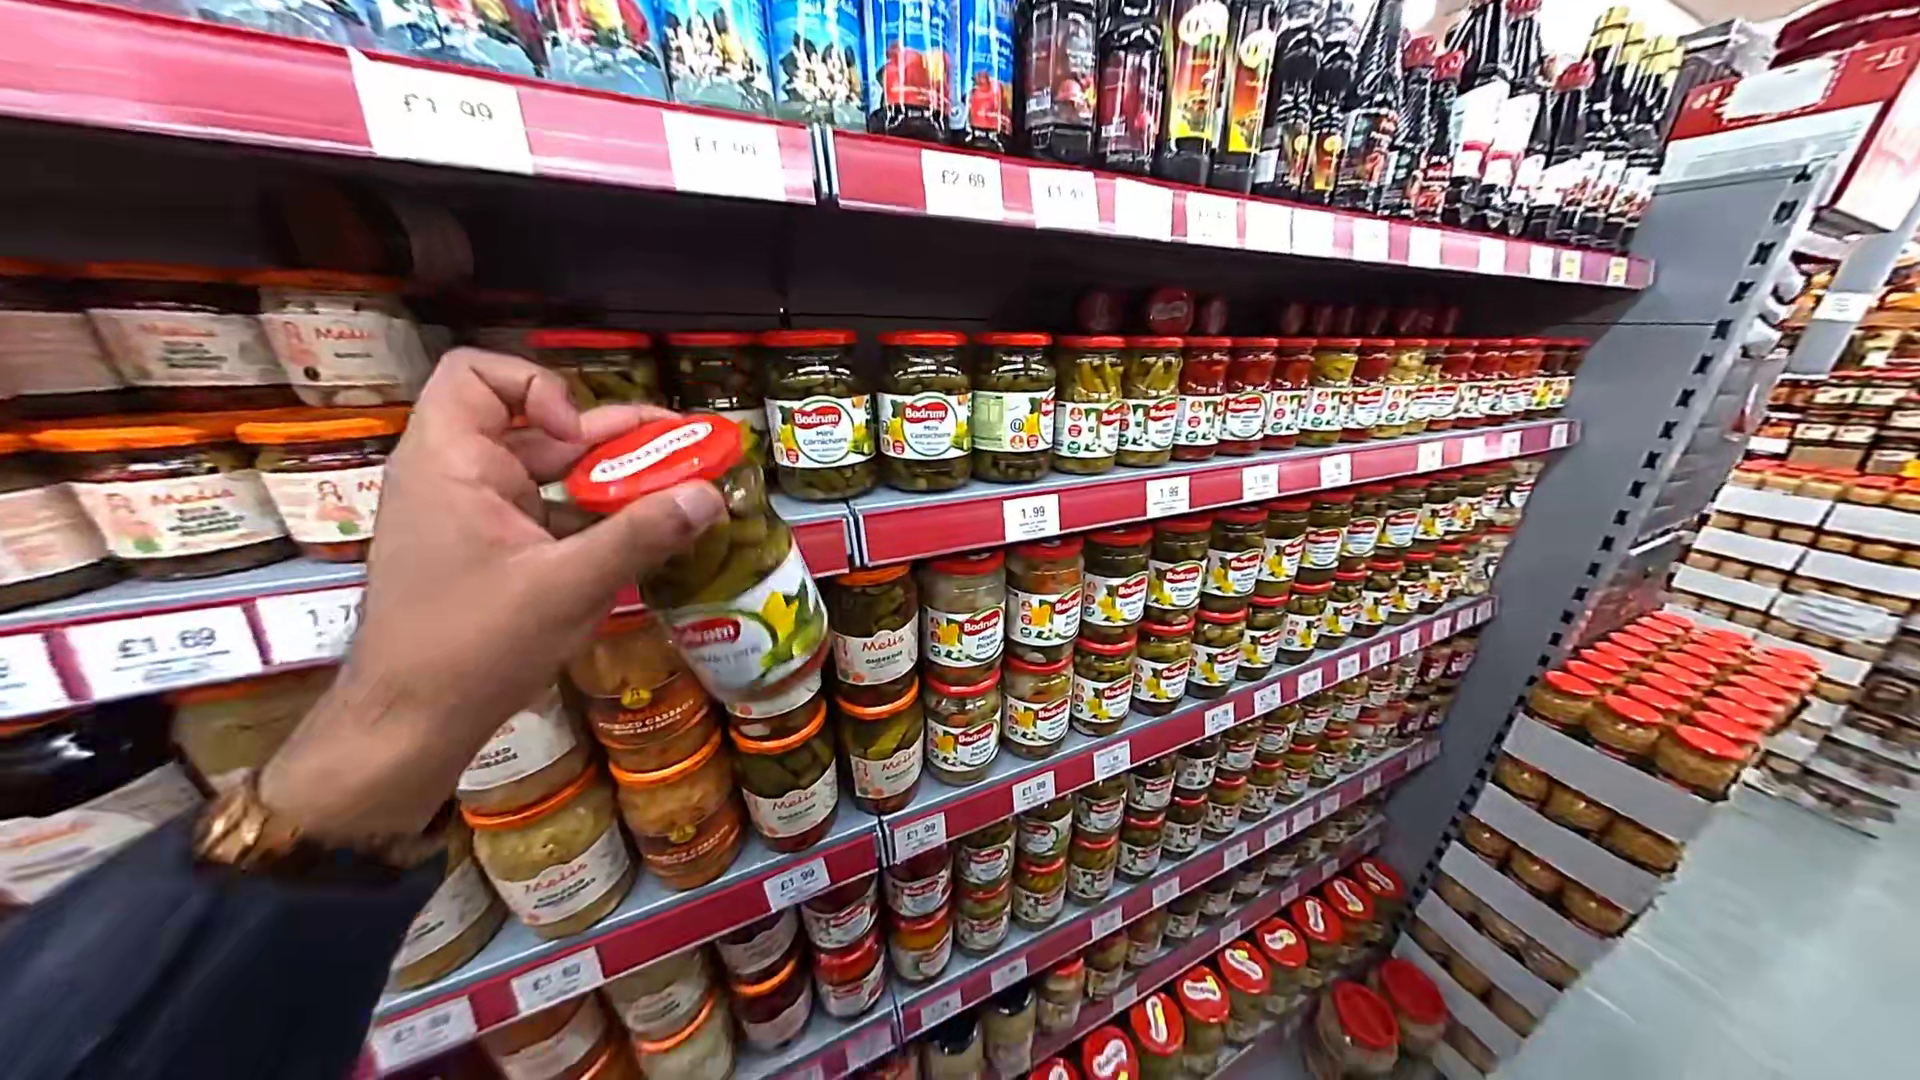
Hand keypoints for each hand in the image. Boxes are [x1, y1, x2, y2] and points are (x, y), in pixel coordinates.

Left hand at [260, 349, 726, 841]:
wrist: (413, 725)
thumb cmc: (474, 645)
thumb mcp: (570, 585)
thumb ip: (642, 535)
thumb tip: (711, 495)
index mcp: (452, 464)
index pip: (477, 375)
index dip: (539, 387)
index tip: (582, 433)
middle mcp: (462, 478)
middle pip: (541, 425)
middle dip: (617, 434)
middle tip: (686, 446)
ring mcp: (481, 516)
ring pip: (554, 471)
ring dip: (618, 475)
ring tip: (682, 483)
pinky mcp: (499, 549)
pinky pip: (555, 511)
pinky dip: (601, 513)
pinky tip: (647, 531)